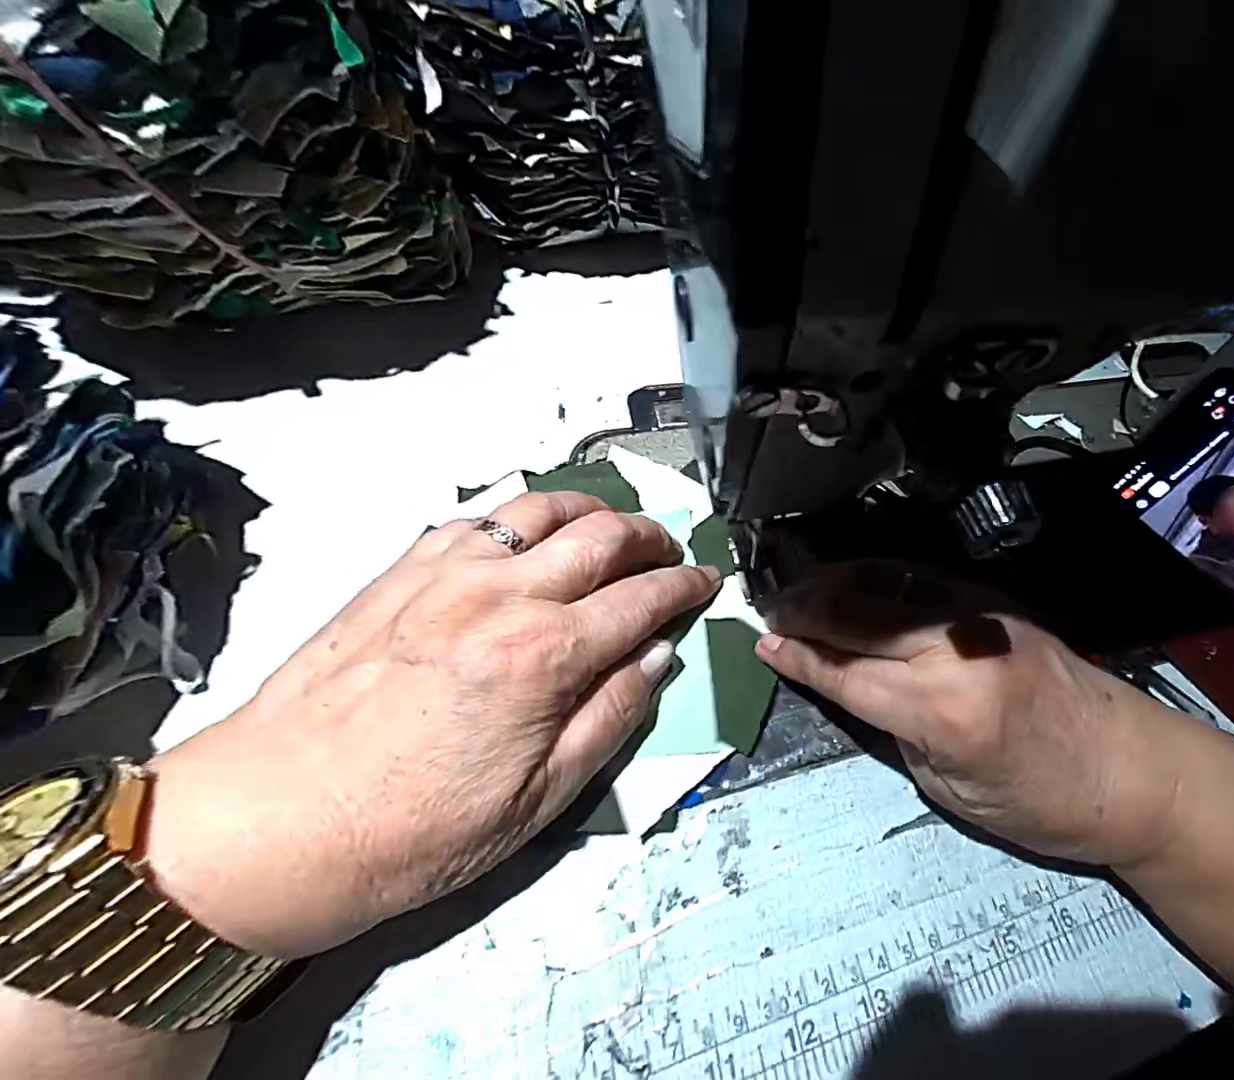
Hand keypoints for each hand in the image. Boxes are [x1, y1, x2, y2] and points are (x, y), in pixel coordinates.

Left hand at [142, 492, 721, 958]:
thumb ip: (613, 715)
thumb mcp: (543, 797)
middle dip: (653, 537)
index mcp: (546, 655)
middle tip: (671, 553)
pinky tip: (531, 542)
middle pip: (605, 536)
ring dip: (594, 511)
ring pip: (542, 508)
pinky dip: (522, 518)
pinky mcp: (397, 576)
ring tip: (613, 530)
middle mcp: (503, 597)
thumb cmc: (412, 832)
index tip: (707, 581)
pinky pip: (476, 520)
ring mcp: (445, 577)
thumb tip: (656, 656)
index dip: (688, 585)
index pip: (645, 598)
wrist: (253, 836)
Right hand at [755, 564, 1193, 867]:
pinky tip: (864, 587)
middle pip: (861, 613)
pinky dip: (884, 581)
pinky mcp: (1001, 605)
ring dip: (840, 582)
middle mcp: (956, 648)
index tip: (762, 639)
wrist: (1128, 766)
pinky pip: (926, 584)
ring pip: (891, 584)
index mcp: (940, 709)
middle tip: (770, 606)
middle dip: (807, 606)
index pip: (847, 671)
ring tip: (805, 590)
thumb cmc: (1042, 803)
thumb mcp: (951, 789)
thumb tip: (859, 686)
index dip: (798, 655)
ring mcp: (982, 617)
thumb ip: (899, 729)